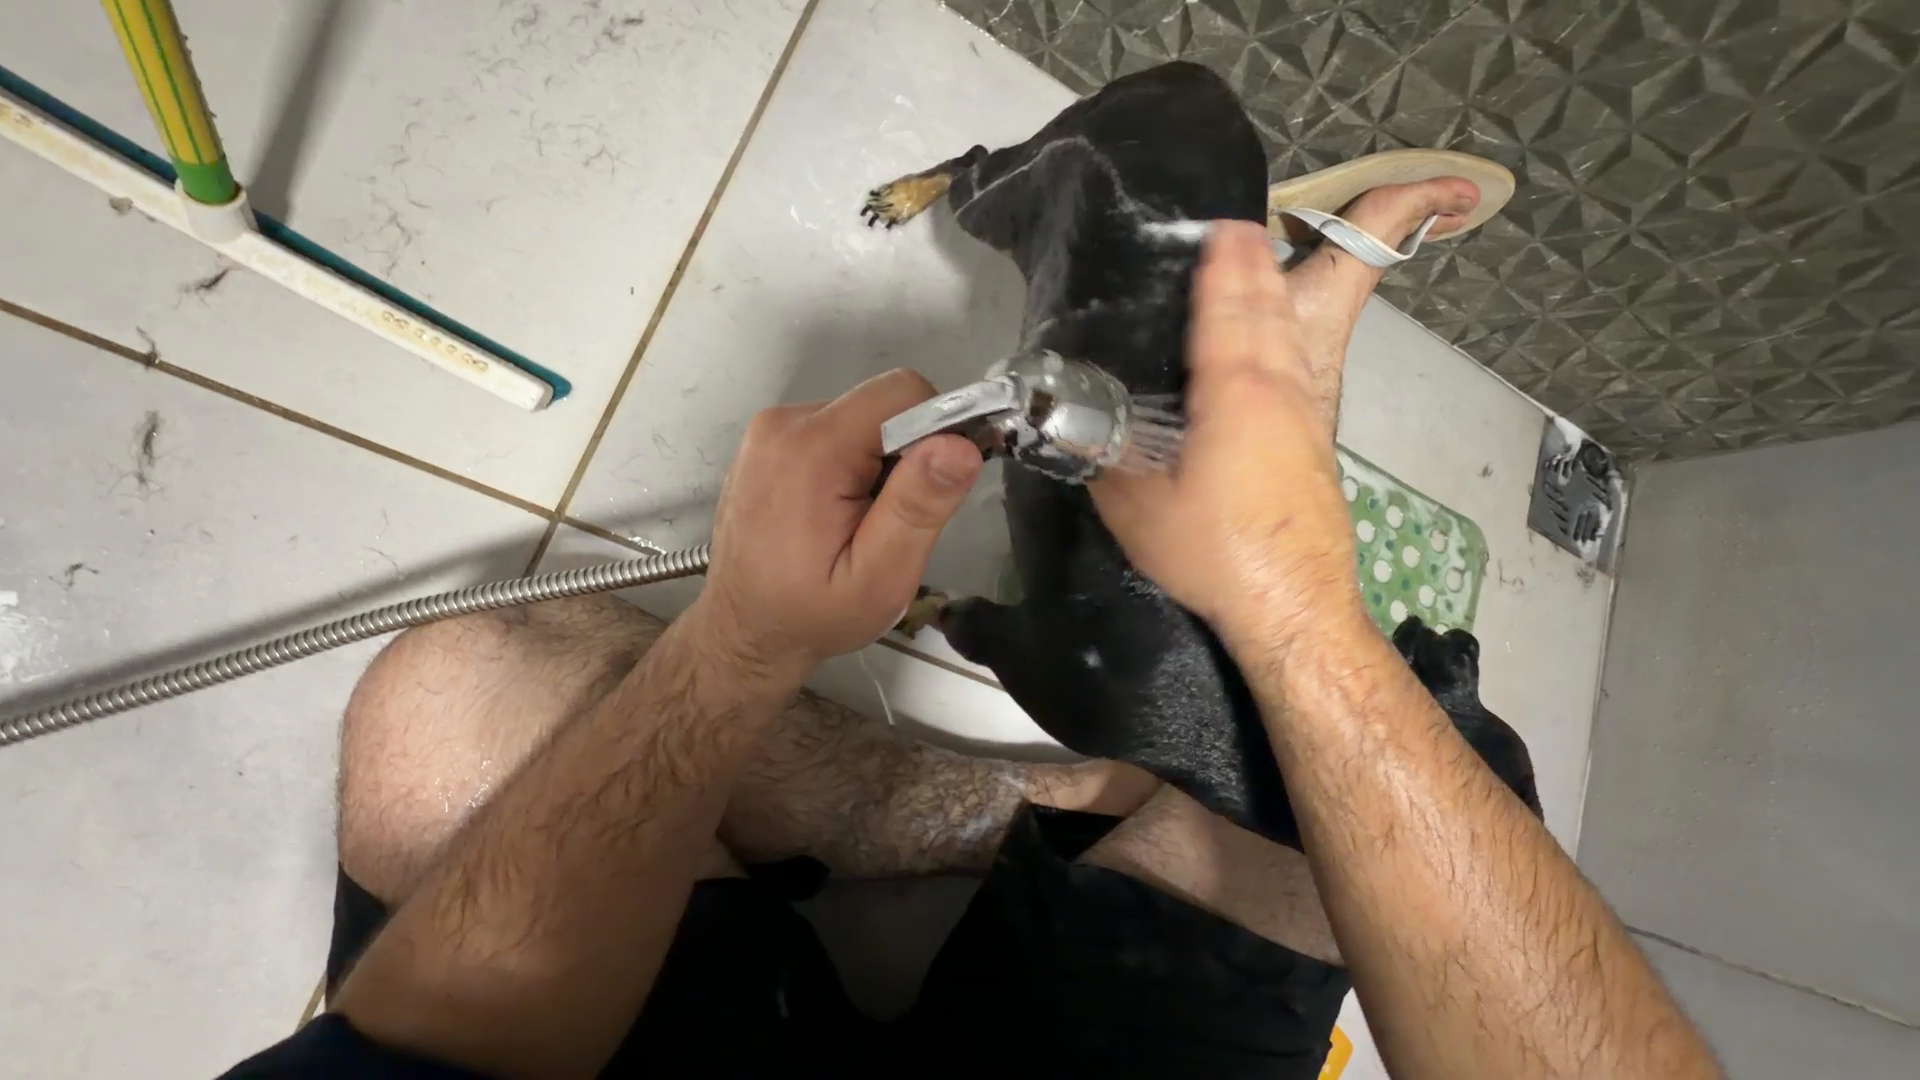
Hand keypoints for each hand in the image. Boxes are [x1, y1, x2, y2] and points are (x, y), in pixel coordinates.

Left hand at [687, 369, 982, 681]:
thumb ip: (918, 508)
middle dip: (906, 454)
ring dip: (879, 462)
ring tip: (862, 522)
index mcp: (812, 448)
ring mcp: (770, 430)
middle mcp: (785, 422)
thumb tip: (960, 446)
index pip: (903, 393)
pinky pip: (834, 431)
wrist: (745, 631)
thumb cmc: (812, 613)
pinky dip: (851, 463)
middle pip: (882, 404)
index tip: (934, 488)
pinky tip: (837, 513)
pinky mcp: (768, 442)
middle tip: (893, 519)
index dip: (937, 431)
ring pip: (861, 418)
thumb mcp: (880, 577)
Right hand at [1093, 221, 1358, 644]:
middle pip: (1268, 313)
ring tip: (1261, 269)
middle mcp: (1279, 392)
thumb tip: (1073, 431)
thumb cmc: (1215, 552)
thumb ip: (1105, 460)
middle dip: (1254, 267)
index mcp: (1235, 396)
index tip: (1221, 227)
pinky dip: (1284, 337)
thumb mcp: (1139, 510)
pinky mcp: (1315, 445)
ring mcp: (1306, 417)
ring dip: (1275, 297)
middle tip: (1240, 231)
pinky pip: (1299, 367)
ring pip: (1291, 338)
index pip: (1227, 313)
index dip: (1222, 268)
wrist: (1293, 604)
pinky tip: (1275, 347)